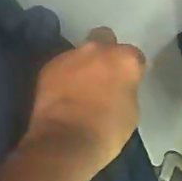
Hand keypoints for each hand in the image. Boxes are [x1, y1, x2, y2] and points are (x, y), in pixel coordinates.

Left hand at [21, 27, 145, 173]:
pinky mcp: (48, 67)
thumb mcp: (131, 110)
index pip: (133, 56)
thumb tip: (117, 87)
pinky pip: (60, 67)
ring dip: (80, 65)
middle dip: (103, 52)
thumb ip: (125, 89)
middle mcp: (97, 49)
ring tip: (76, 87)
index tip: (125, 82)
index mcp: (124, 59)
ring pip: (79, 53)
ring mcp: (70, 56)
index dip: (129, 70)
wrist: (65, 141)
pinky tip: (61, 93)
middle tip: (100, 74)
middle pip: (103, 39)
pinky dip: (62, 76)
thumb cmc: (106, 130)